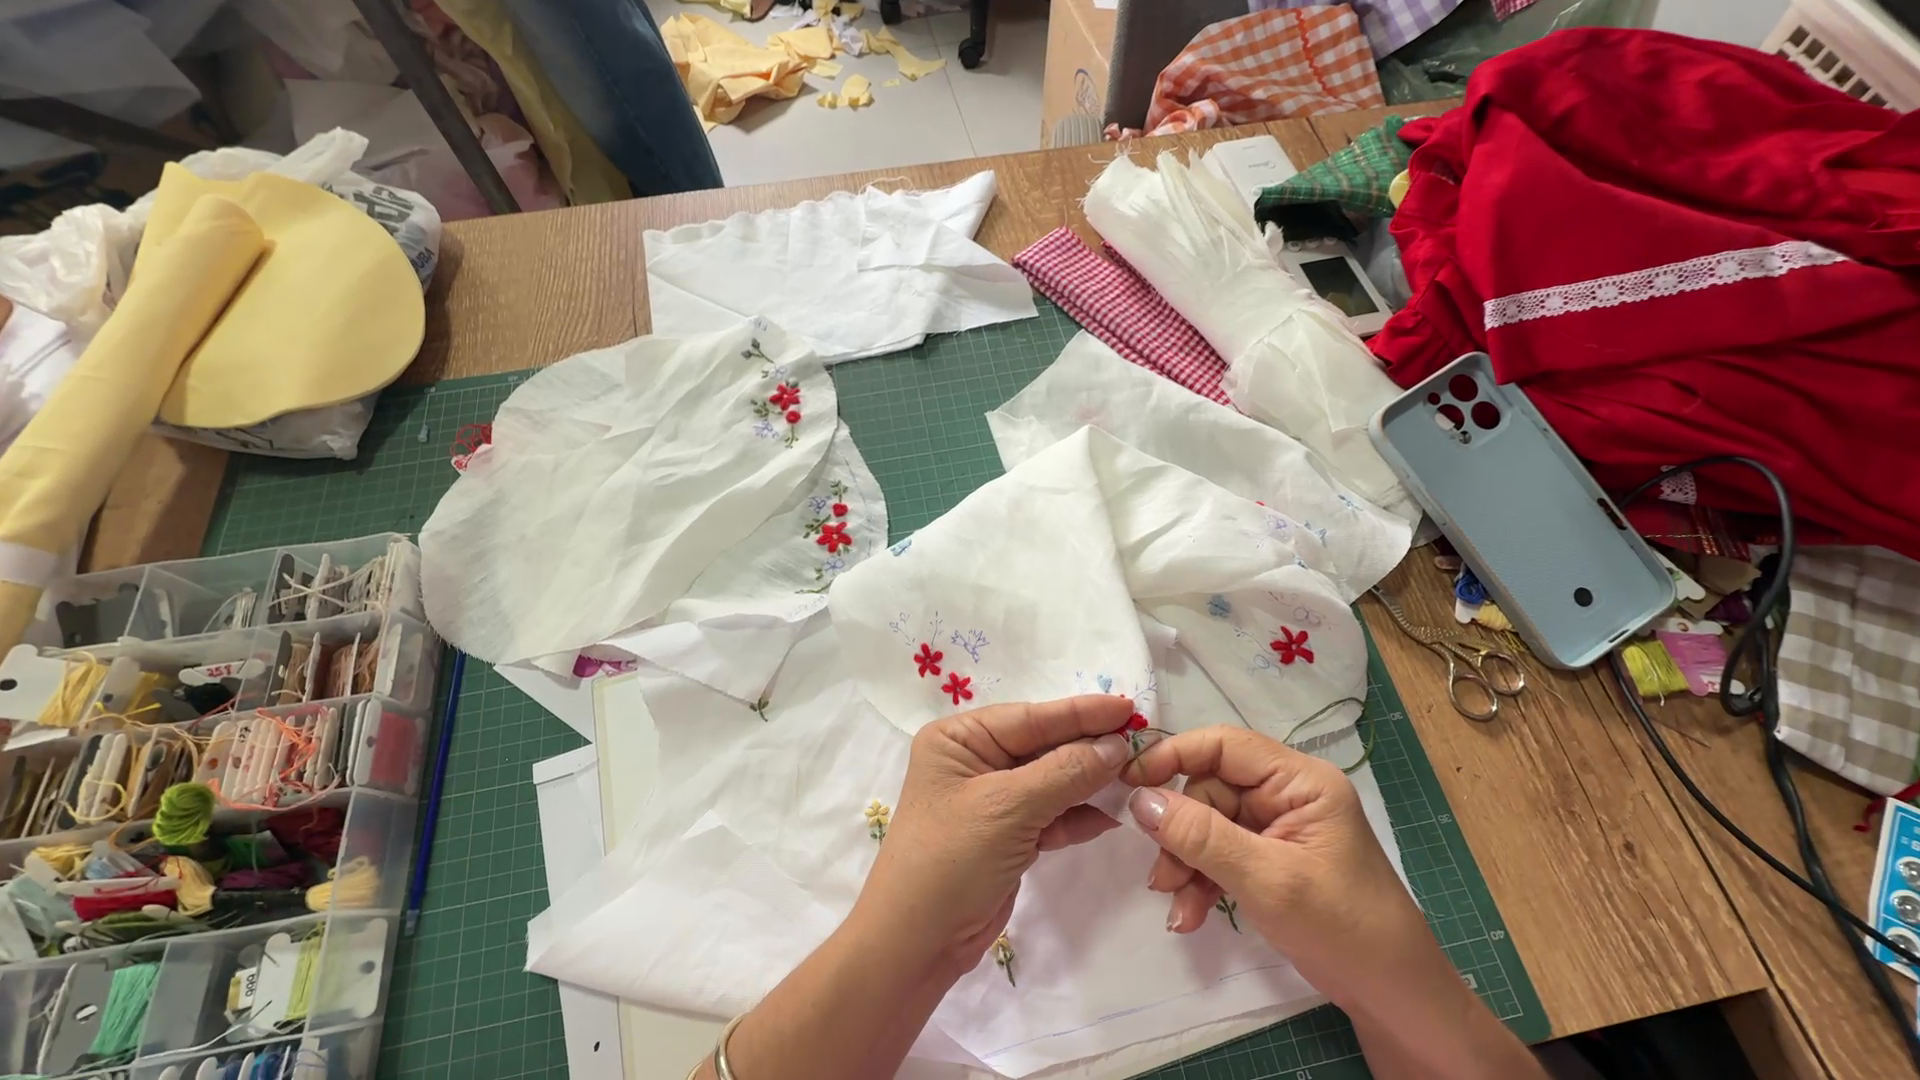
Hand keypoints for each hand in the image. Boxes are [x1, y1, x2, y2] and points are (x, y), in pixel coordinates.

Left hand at [851, 695, 1135, 980]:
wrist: (917, 944)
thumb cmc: (951, 859)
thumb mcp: (1008, 808)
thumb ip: (1065, 772)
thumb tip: (1117, 745)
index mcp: (959, 738)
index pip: (1030, 717)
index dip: (1081, 712)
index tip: (1129, 706)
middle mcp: (974, 761)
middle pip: (1044, 746)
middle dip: (1090, 747)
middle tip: (1142, 740)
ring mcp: (992, 800)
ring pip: (1052, 781)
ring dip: (1090, 783)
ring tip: (1136, 776)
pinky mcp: (1008, 836)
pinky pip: (1051, 815)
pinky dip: (1078, 817)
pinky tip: (1111, 817)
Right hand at [1122, 727, 1446, 1010]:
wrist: (1392, 998)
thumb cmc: (1341, 926)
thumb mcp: (1266, 879)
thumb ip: (1200, 835)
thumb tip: (1138, 800)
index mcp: (1299, 780)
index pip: (1223, 745)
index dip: (1172, 757)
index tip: (1129, 784)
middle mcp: (1286, 793)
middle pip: (1208, 789)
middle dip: (1179, 832)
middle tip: (1160, 875)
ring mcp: (1277, 826)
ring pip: (1207, 824)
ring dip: (1185, 862)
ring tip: (1175, 905)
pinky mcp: (1269, 858)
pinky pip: (1219, 853)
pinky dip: (1200, 880)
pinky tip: (1190, 915)